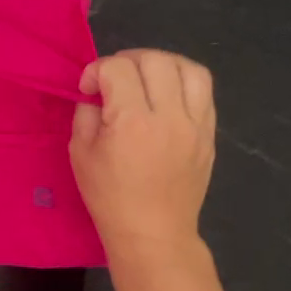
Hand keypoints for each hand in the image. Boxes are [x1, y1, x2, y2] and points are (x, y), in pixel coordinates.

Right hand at [69, 49, 216, 262]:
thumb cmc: (108, 194)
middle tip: (113, 78)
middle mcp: (170, 118)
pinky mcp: (210, 134)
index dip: (96, 70)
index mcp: (132, 122)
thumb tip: (95, 92)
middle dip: (127, 60)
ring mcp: (196, 126)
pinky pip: (203, 92)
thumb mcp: (80, 151)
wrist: (153, 231)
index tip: (87, 89)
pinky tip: (163, 96)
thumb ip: (87, 112)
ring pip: (190, 69)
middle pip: (156, 60)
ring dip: (162, 64)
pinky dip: (181, 83)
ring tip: (144, 77)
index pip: (117, 68)